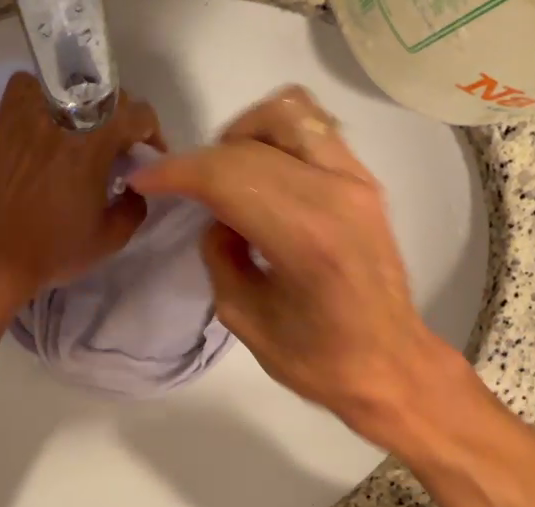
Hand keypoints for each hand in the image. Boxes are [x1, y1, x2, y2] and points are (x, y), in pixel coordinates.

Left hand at [0, 72, 163, 307]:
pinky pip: (32, 87)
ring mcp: (32, 109)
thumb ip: (135, 208)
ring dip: (86, 108)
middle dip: (120, 122)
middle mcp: (67, 112)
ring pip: (72, 89)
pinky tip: (48, 124)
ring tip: (82, 136)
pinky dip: (45, 98)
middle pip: (108, 98)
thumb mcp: (108, 238)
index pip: (139, 115)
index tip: (147, 157)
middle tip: (116, 152)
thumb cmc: (54, 249)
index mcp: (97, 138)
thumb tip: (136, 188)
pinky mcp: (6, 116)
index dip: (151, 136)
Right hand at [128, 87, 477, 451]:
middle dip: (204, 160)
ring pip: (288, 114)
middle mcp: (334, 192)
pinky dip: (275, 141)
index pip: (227, 176)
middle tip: (183, 190)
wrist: (390, 365)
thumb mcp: (246, 319)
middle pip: (250, 143)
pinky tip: (261, 178)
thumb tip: (216, 220)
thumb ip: (221, 259)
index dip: (177, 172)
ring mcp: (356, 179)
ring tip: (226, 176)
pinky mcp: (365, 180)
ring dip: (243, 136)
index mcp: (304, 236)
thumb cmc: (317, 360)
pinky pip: (314, 129)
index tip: (144, 178)